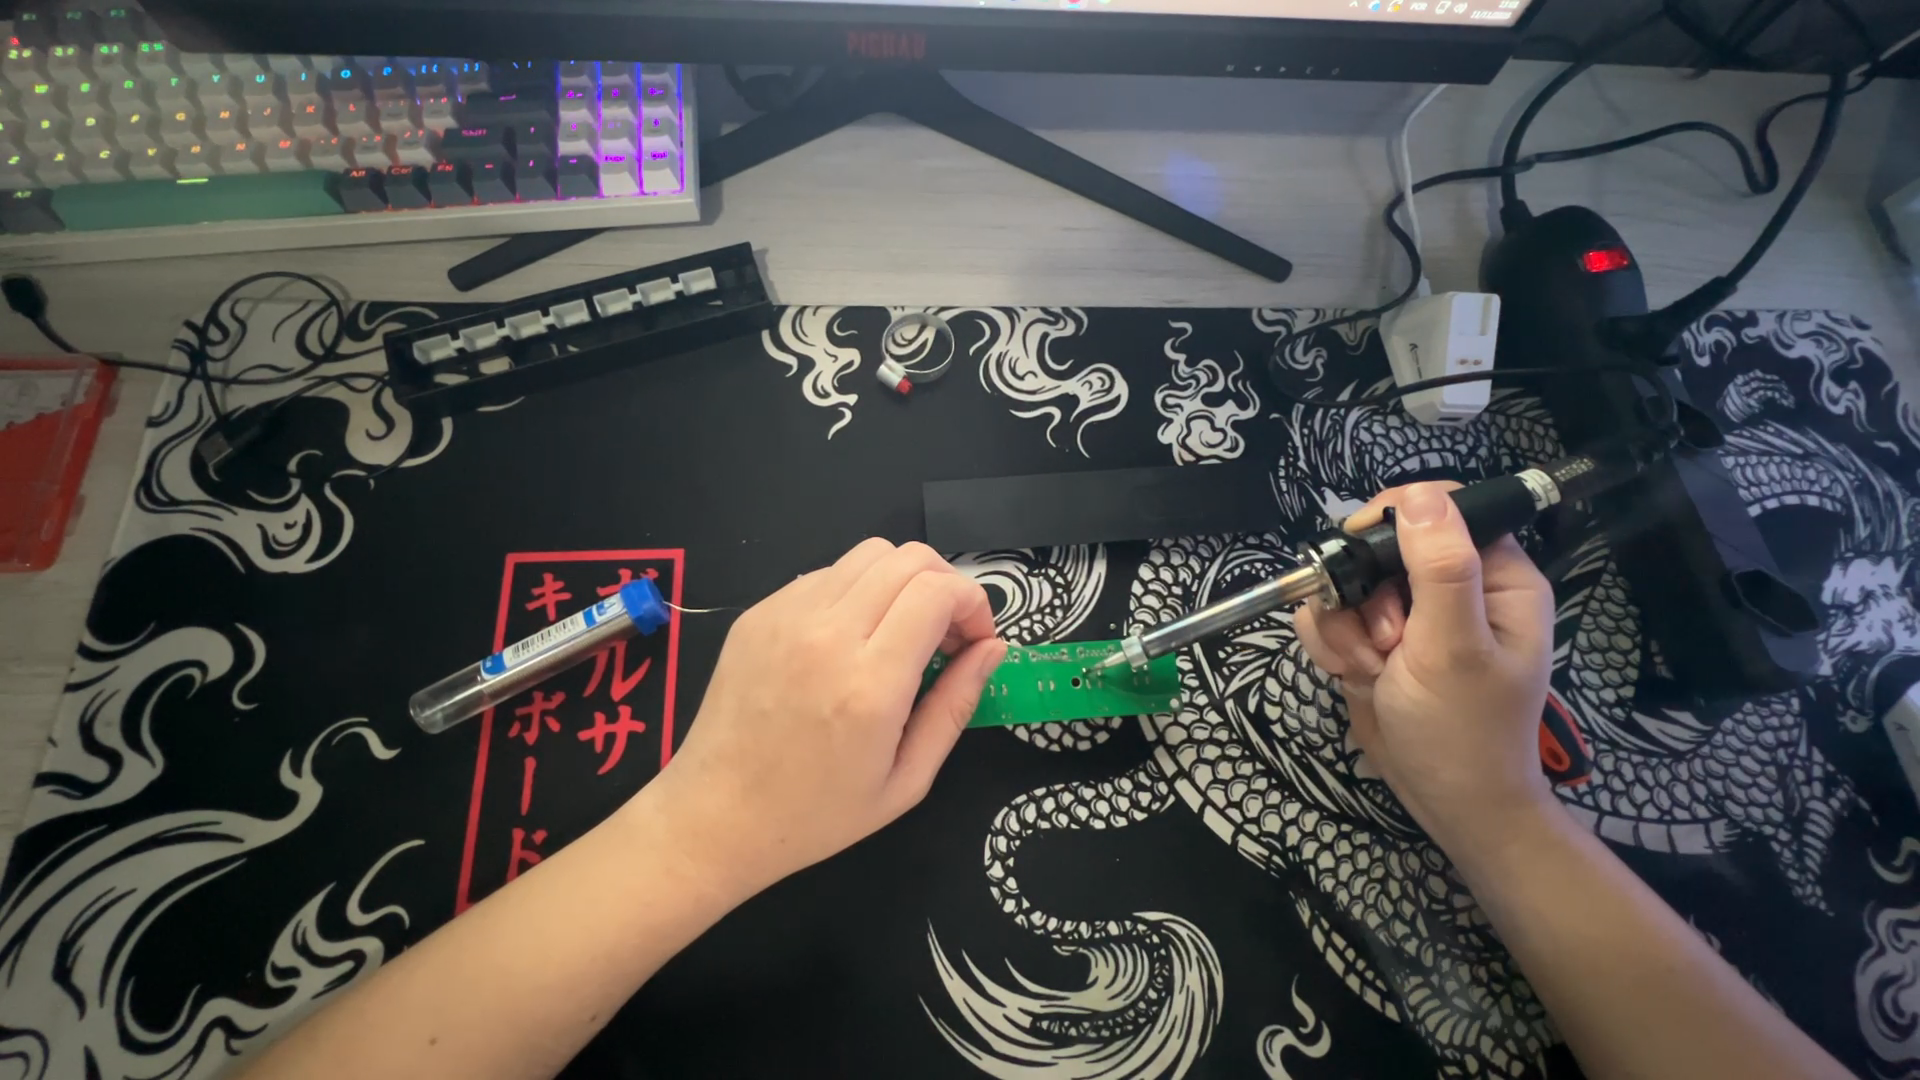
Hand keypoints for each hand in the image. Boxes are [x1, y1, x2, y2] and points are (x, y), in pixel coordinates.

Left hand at [644, 539, 1004, 893]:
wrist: (714, 817)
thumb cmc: (817, 814)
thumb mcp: (907, 780)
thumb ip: (957, 706)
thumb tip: (993, 648)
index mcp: (870, 683)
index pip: (938, 591)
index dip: (974, 603)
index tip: (976, 641)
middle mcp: (828, 634)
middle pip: (909, 558)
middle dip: (946, 584)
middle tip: (946, 634)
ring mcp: (786, 615)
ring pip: (869, 554)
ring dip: (903, 581)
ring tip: (901, 631)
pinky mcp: (760, 612)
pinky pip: (827, 574)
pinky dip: (858, 591)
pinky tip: (852, 638)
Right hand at [1294, 481, 1557, 858]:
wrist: (1440, 797)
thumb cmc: (1463, 727)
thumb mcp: (1453, 646)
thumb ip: (1439, 569)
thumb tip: (1419, 494)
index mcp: (1494, 576)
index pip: (1442, 508)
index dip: (1394, 518)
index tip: (1360, 549)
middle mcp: (1449, 587)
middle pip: (1376, 545)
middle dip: (1362, 592)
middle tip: (1386, 639)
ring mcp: (1405, 613)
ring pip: (1342, 582)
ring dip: (1343, 626)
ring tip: (1374, 667)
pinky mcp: (1370, 636)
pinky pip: (1327, 615)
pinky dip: (1330, 644)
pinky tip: (1356, 675)